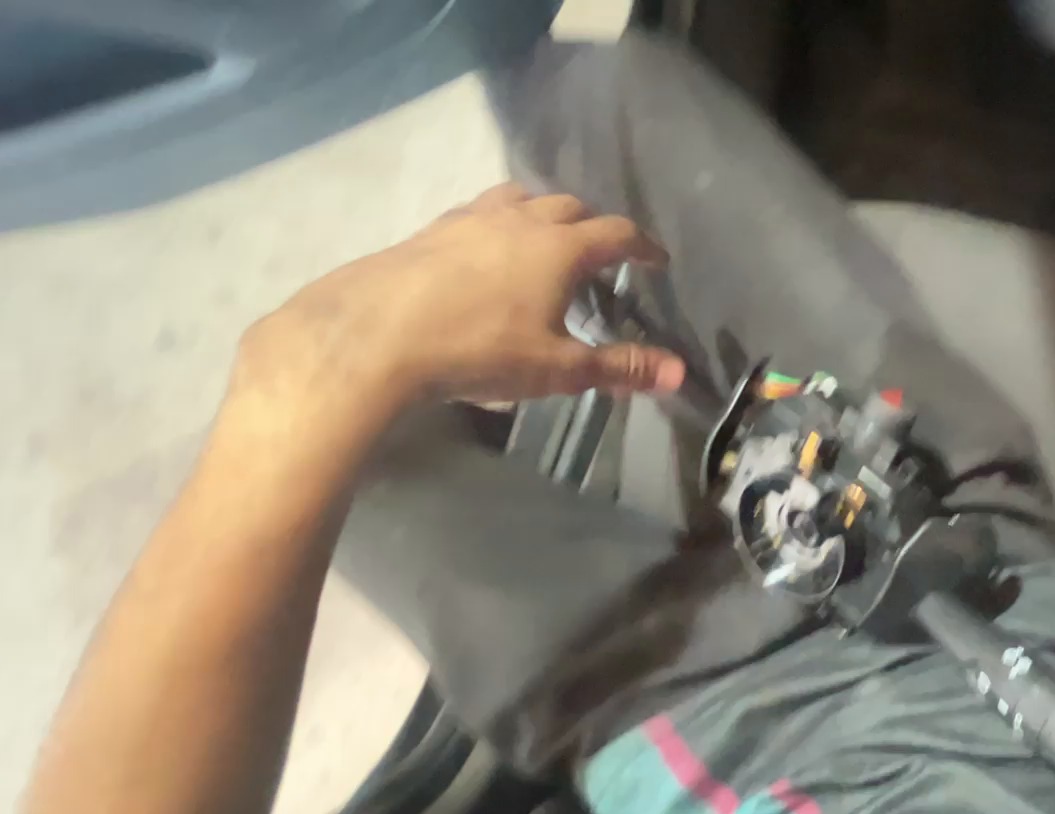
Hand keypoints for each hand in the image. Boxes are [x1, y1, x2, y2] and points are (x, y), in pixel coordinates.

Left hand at [235, 183, 684, 420]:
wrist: (375, 337)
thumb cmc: (482, 350)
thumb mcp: (561, 368)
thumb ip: (622, 367)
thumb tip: (679, 373)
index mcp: (560, 248)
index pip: (616, 233)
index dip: (642, 246)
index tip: (657, 261)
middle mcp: (519, 220)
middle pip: (569, 206)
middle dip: (595, 226)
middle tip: (605, 255)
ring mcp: (469, 219)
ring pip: (519, 199)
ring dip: (545, 215)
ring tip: (548, 243)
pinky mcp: (431, 231)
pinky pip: (480, 213)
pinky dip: (502, 224)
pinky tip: (491, 256)